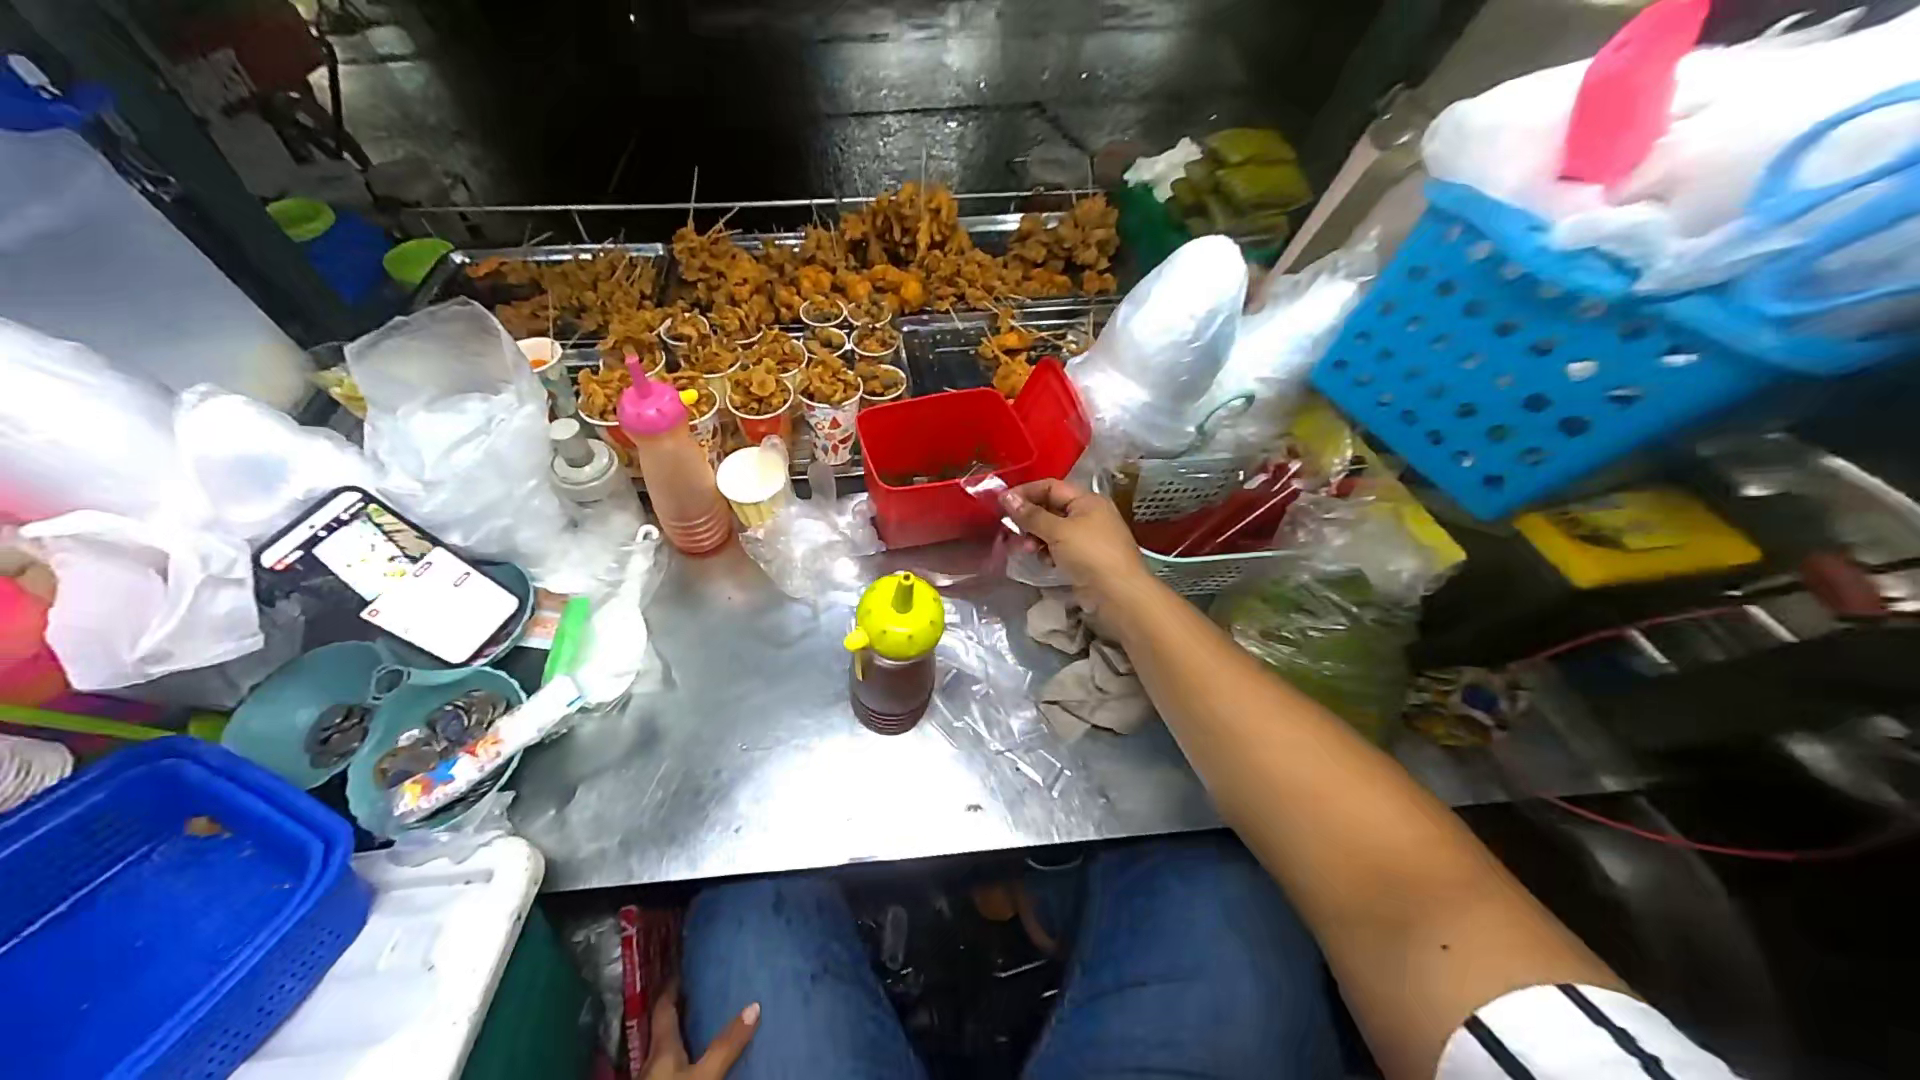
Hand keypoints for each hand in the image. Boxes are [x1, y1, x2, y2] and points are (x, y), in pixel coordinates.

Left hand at [642, 980, 758, 1079]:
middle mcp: (652, 1061)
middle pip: (664, 1028)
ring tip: (705, 1021)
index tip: (684, 968)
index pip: (664, 1007)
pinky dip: (683, 1058)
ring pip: (666, 1050)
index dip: (672, 986)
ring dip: (682, 1035)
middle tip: (703, 990)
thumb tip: (754, 1005)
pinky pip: (670, 1068)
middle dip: (680, 1009)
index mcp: (662, 1047)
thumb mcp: (703, 1077)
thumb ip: (726, 1045)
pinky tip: (696, 1062)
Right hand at [1001, 479, 1152, 611]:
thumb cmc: (1090, 554)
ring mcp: (1088, 537)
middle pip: (1051, 508)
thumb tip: (1006, 498)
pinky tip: (1046, 562)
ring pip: (1053, 530)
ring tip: (1030, 551)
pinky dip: (1049, 552)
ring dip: (1037, 538)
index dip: (1026, 493)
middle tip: (1015, 532)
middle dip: (1031, 520)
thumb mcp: (1058, 531)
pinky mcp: (1086, 558)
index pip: (1051, 487)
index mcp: (1087, 500)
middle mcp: (1089, 514)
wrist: (1118, 593)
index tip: (1002, 503)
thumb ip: (1031, 515)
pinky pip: (1060, 548)